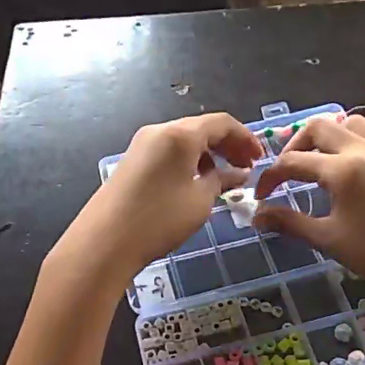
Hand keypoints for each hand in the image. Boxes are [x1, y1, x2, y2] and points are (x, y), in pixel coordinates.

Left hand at [60, 111, 259, 279]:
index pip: (221, 123)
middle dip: (227, 146)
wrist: (105, 242)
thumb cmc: (159, 219)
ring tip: (224, 180)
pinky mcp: (132, 164)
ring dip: (208, 156)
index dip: (245, 138)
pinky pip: (168, 154)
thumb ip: (222, 180)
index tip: (260, 158)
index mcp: (180, 134)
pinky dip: (189, 163)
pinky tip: (197, 185)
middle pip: (201, 129)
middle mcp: (159, 131)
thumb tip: (237, 173)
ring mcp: (142, 146)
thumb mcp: (200, 201)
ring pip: (184, 142)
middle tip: (246, 169)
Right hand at [251, 112, 364, 304]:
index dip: (270, 178)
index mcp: (341, 169)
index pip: (293, 162)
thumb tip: (258, 217)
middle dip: (295, 146)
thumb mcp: (330, 240)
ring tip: (323, 160)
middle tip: (286, 172)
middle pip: (319, 127)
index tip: (260, 197)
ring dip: (332, 136)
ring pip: (354, 123)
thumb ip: (291, 223)